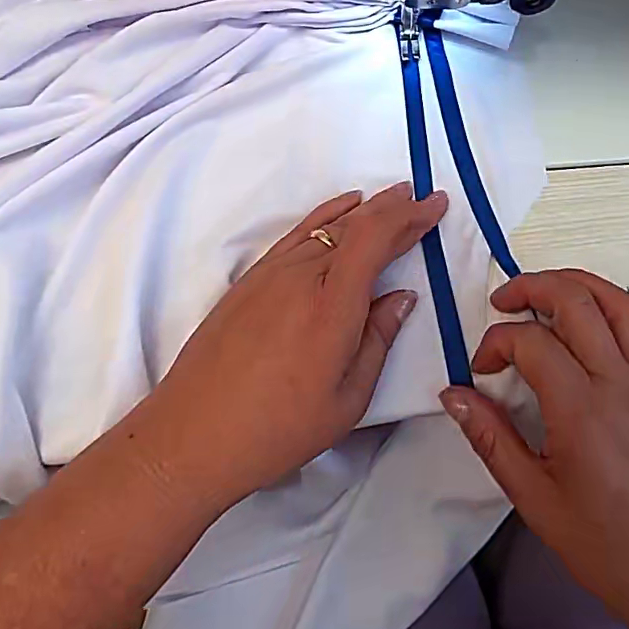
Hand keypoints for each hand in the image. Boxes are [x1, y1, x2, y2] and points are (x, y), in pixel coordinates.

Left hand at [120, 182, 447, 513]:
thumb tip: (400, 298)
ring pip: (328, 225)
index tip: (435, 204)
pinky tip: (341, 208)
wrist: (193, 432)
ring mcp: (272, 272)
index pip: (376, 238)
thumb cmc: (278, 428)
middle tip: (424, 198)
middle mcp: (302, 275)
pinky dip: (326, 214)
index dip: (409, 215)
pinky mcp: (252, 277)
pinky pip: (298, 233)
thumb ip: (377, 339)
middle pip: (356, 225)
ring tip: (393, 197)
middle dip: (395, 208)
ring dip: (365, 208)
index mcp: (333, 304)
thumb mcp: (346, 399)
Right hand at [439, 269, 628, 624]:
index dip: (496, 344)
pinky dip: (603, 301)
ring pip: (612, 300)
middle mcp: (619, 384)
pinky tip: (582, 314)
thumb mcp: (535, 499)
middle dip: (528, 287)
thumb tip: (455, 397)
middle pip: (574, 300)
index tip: (482, 369)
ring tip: (539, 290)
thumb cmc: (613, 547)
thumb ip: (490, 438)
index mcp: (584, 413)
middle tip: (501, 303)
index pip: (531, 342)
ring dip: (570, 281)